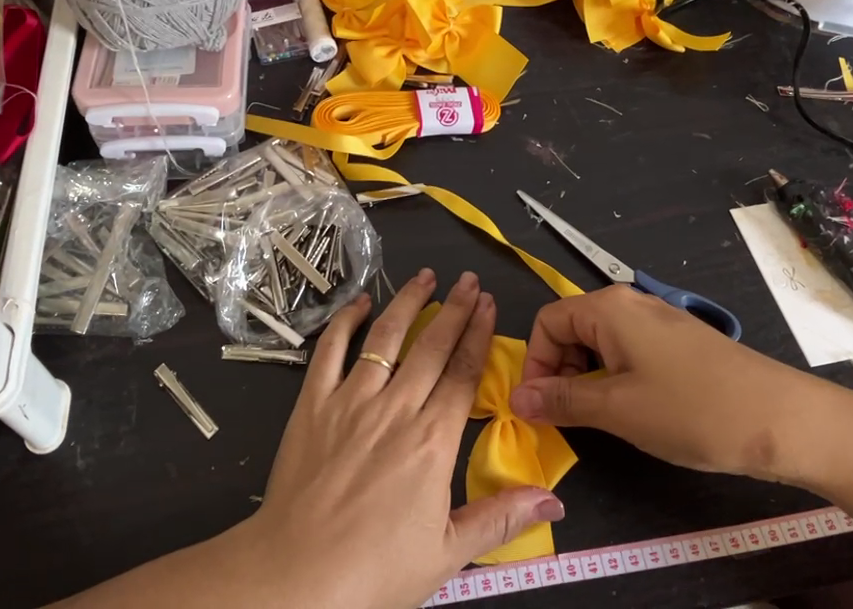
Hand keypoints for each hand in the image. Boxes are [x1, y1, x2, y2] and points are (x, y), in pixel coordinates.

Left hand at [241, 270, 563, 608]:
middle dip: (454, 308)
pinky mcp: (313, 404)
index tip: (490, 305)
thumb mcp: (448, 553)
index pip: (463, 373)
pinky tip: (360, 303)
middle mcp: (395, 409)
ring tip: (425, 277)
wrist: (298, 575)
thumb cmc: (376, 572)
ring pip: (385, 337)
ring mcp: (350, 401)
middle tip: (469, 280)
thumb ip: (501, 518)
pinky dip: (345, 321)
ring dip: (407, 302)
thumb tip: (554, 501)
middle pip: (431, 346)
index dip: (478, 335)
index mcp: (432, 442)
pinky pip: (330, 351)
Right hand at [509, 285, 851, 482]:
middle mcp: (630, 304)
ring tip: (604, 420)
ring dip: (589, 379)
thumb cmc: (692, 410)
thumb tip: (517, 397)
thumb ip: (562, 401)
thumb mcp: (618, 410)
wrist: (785, 421)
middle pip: (572, 329)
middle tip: (570, 418)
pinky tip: (637, 413)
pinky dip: (617, 379)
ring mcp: (659, 321)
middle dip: (561, 372)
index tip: (540, 407)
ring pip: (601, 344)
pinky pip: (629, 352)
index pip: (547, 322)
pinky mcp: (681, 343)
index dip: (535, 364)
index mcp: (608, 308)